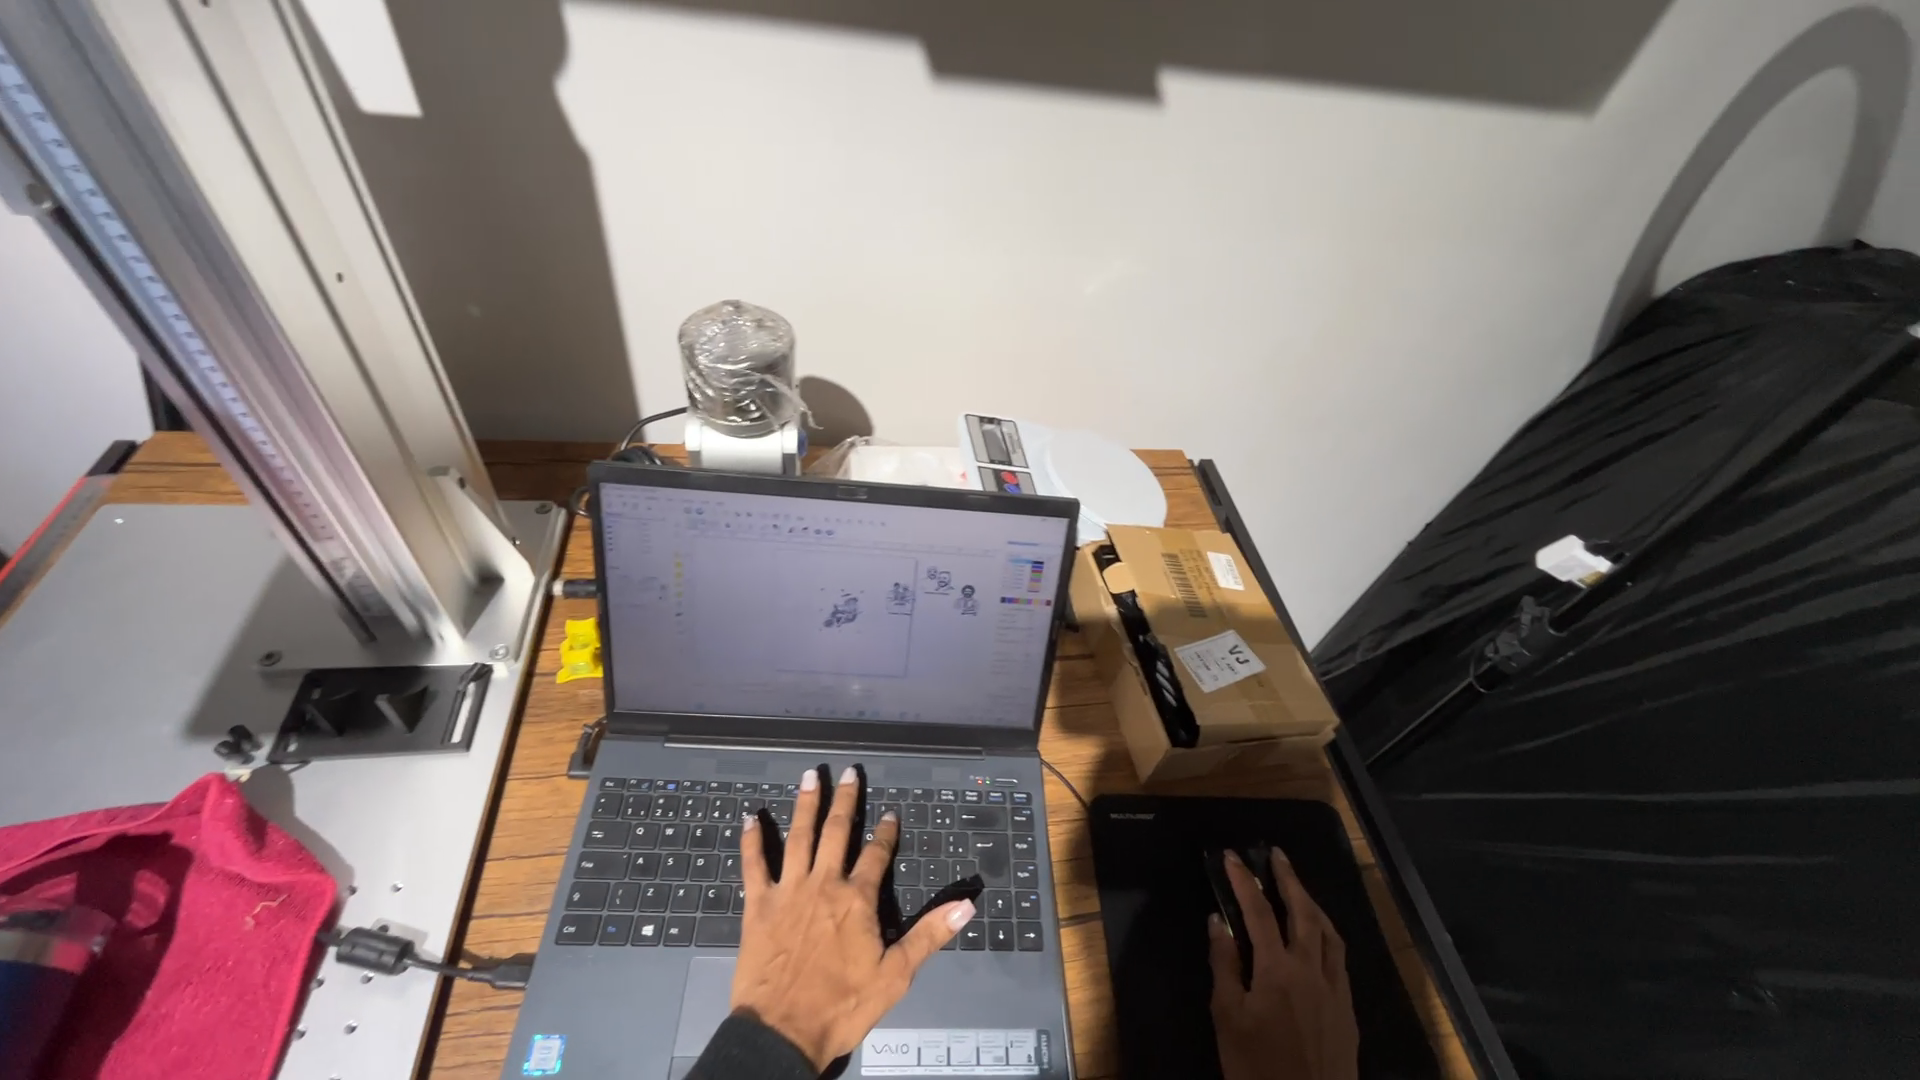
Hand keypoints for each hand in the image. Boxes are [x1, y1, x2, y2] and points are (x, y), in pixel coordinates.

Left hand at [731, 766, 975, 1070]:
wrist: (783, 1032)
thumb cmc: (842, 1005)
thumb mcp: (895, 975)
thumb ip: (930, 935)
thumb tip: (966, 906)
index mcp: (857, 899)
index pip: (876, 855)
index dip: (886, 833)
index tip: (891, 815)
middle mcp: (824, 884)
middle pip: (837, 831)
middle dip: (846, 799)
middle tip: (850, 771)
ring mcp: (789, 891)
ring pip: (799, 836)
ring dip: (805, 804)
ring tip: (810, 776)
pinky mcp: (759, 905)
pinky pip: (754, 865)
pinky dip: (751, 840)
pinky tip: (749, 817)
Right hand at [1208, 849, 1358, 1079]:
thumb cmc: (1256, 1068)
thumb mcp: (1227, 1018)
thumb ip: (1224, 965)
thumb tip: (1218, 922)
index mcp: (1278, 970)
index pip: (1260, 912)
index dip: (1244, 880)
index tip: (1232, 856)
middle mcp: (1312, 971)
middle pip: (1303, 913)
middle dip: (1288, 880)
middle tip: (1276, 855)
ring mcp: (1335, 991)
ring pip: (1329, 933)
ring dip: (1312, 904)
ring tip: (1298, 887)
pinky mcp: (1348, 1012)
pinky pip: (1340, 959)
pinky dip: (1327, 934)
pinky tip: (1319, 937)